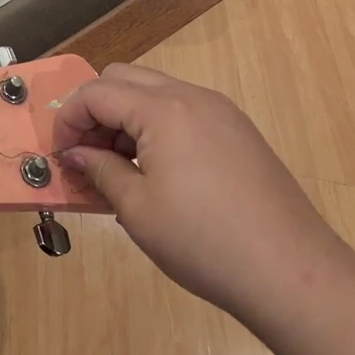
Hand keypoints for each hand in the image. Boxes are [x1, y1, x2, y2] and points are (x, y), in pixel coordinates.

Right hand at [54, 63, 354, 318]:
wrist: (295, 275)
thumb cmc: (205, 242)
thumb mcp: (138, 209)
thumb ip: (99, 170)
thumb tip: (74, 154)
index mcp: (163, 109)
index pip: (96, 92)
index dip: (68, 119)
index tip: (59, 155)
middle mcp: (192, 97)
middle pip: (123, 79)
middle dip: (94, 110)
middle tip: (85, 155)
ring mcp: (221, 112)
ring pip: (154, 92)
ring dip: (124, 117)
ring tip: (117, 167)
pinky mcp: (239, 133)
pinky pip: (182, 111)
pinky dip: (155, 127)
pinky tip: (155, 171)